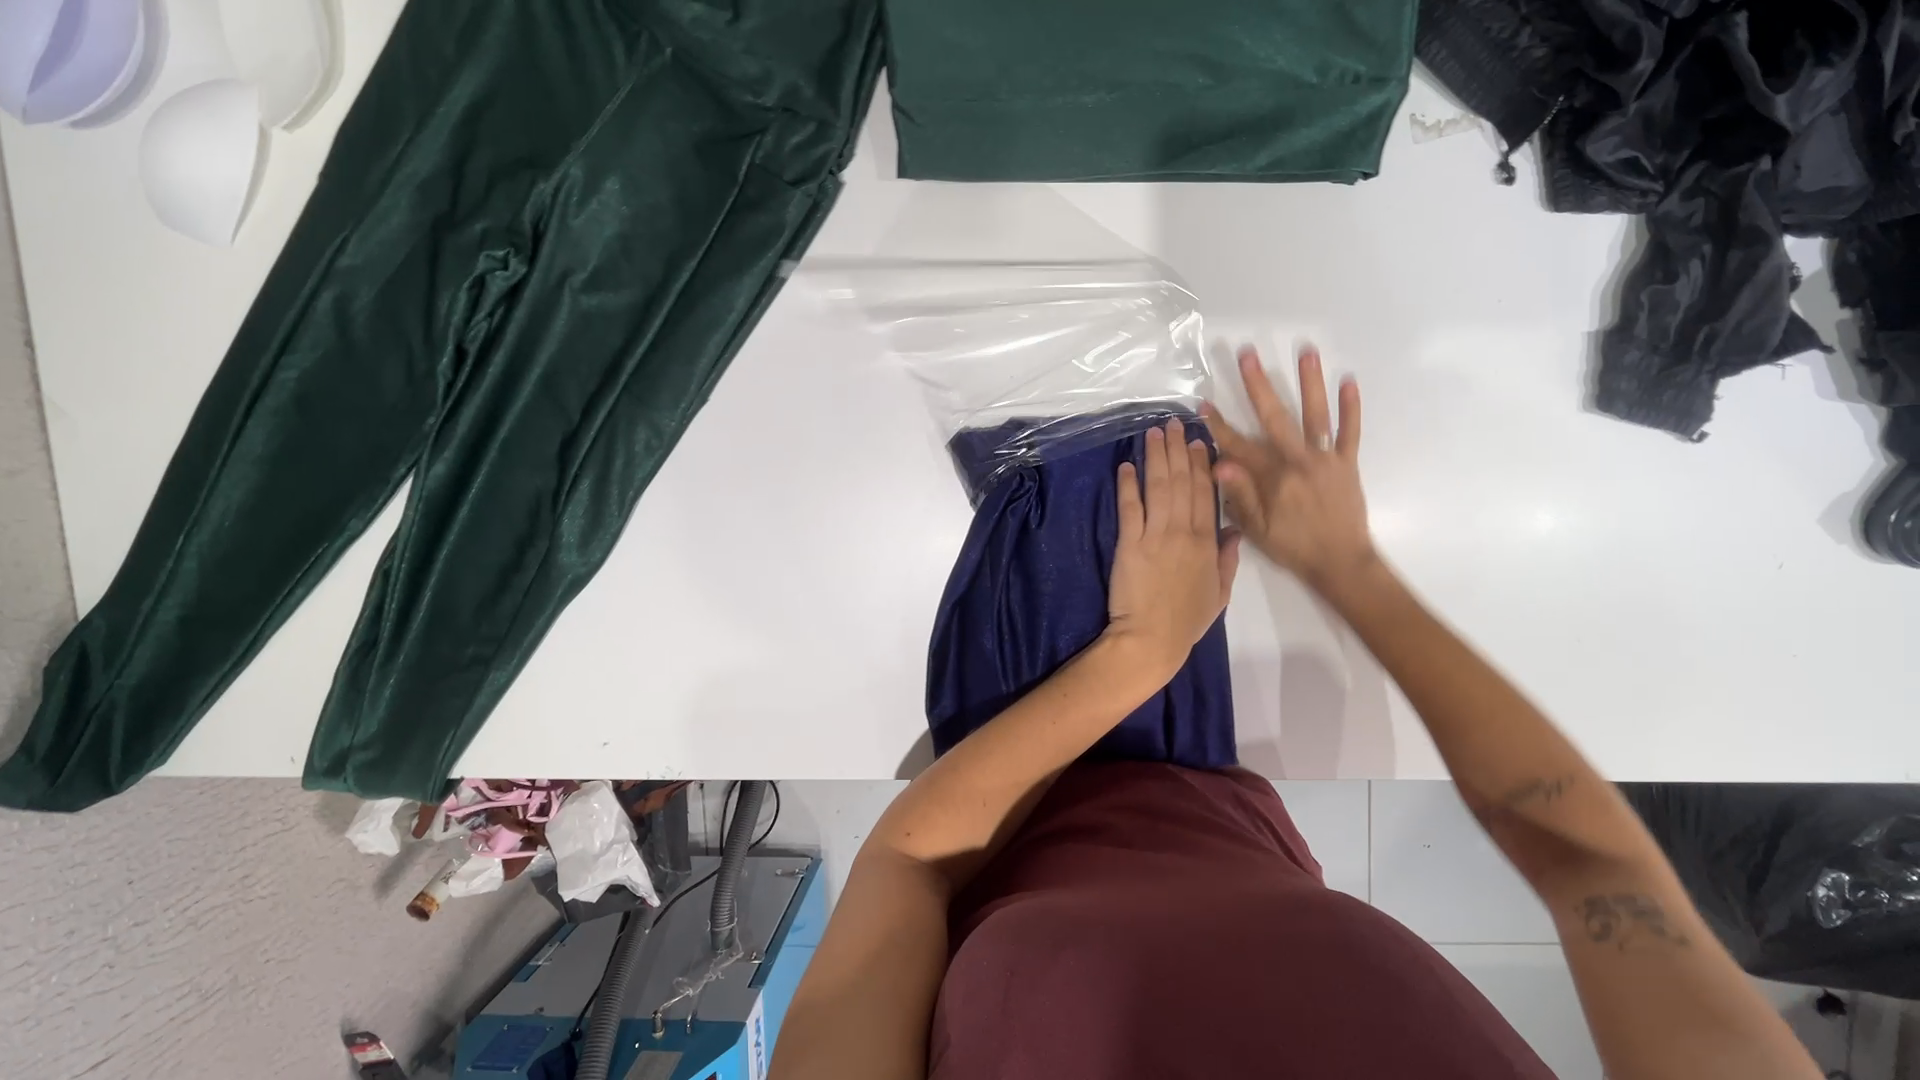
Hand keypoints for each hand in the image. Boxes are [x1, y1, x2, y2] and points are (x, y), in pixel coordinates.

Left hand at [1103, 417, 1241, 681]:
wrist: (1151, 639)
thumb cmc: (1185, 621)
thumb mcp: (1219, 593)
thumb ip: (1228, 560)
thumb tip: (1234, 530)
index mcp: (1207, 543)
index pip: (1205, 495)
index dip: (1202, 466)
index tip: (1200, 443)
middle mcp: (1183, 532)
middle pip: (1182, 482)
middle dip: (1179, 450)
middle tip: (1174, 424)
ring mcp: (1155, 536)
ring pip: (1159, 488)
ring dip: (1156, 458)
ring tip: (1154, 433)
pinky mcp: (1129, 544)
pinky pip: (1130, 508)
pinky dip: (1129, 485)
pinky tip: (1128, 465)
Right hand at [1202, 345, 1376, 589]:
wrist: (1340, 562)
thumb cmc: (1293, 548)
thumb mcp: (1257, 529)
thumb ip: (1239, 494)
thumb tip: (1219, 462)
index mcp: (1272, 478)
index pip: (1237, 445)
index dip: (1218, 425)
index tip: (1203, 404)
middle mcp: (1298, 460)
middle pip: (1274, 416)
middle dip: (1257, 384)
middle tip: (1247, 354)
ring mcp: (1325, 459)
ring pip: (1315, 414)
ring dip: (1310, 381)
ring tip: (1306, 351)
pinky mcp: (1347, 464)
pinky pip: (1350, 432)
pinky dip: (1351, 407)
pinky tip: (1349, 381)